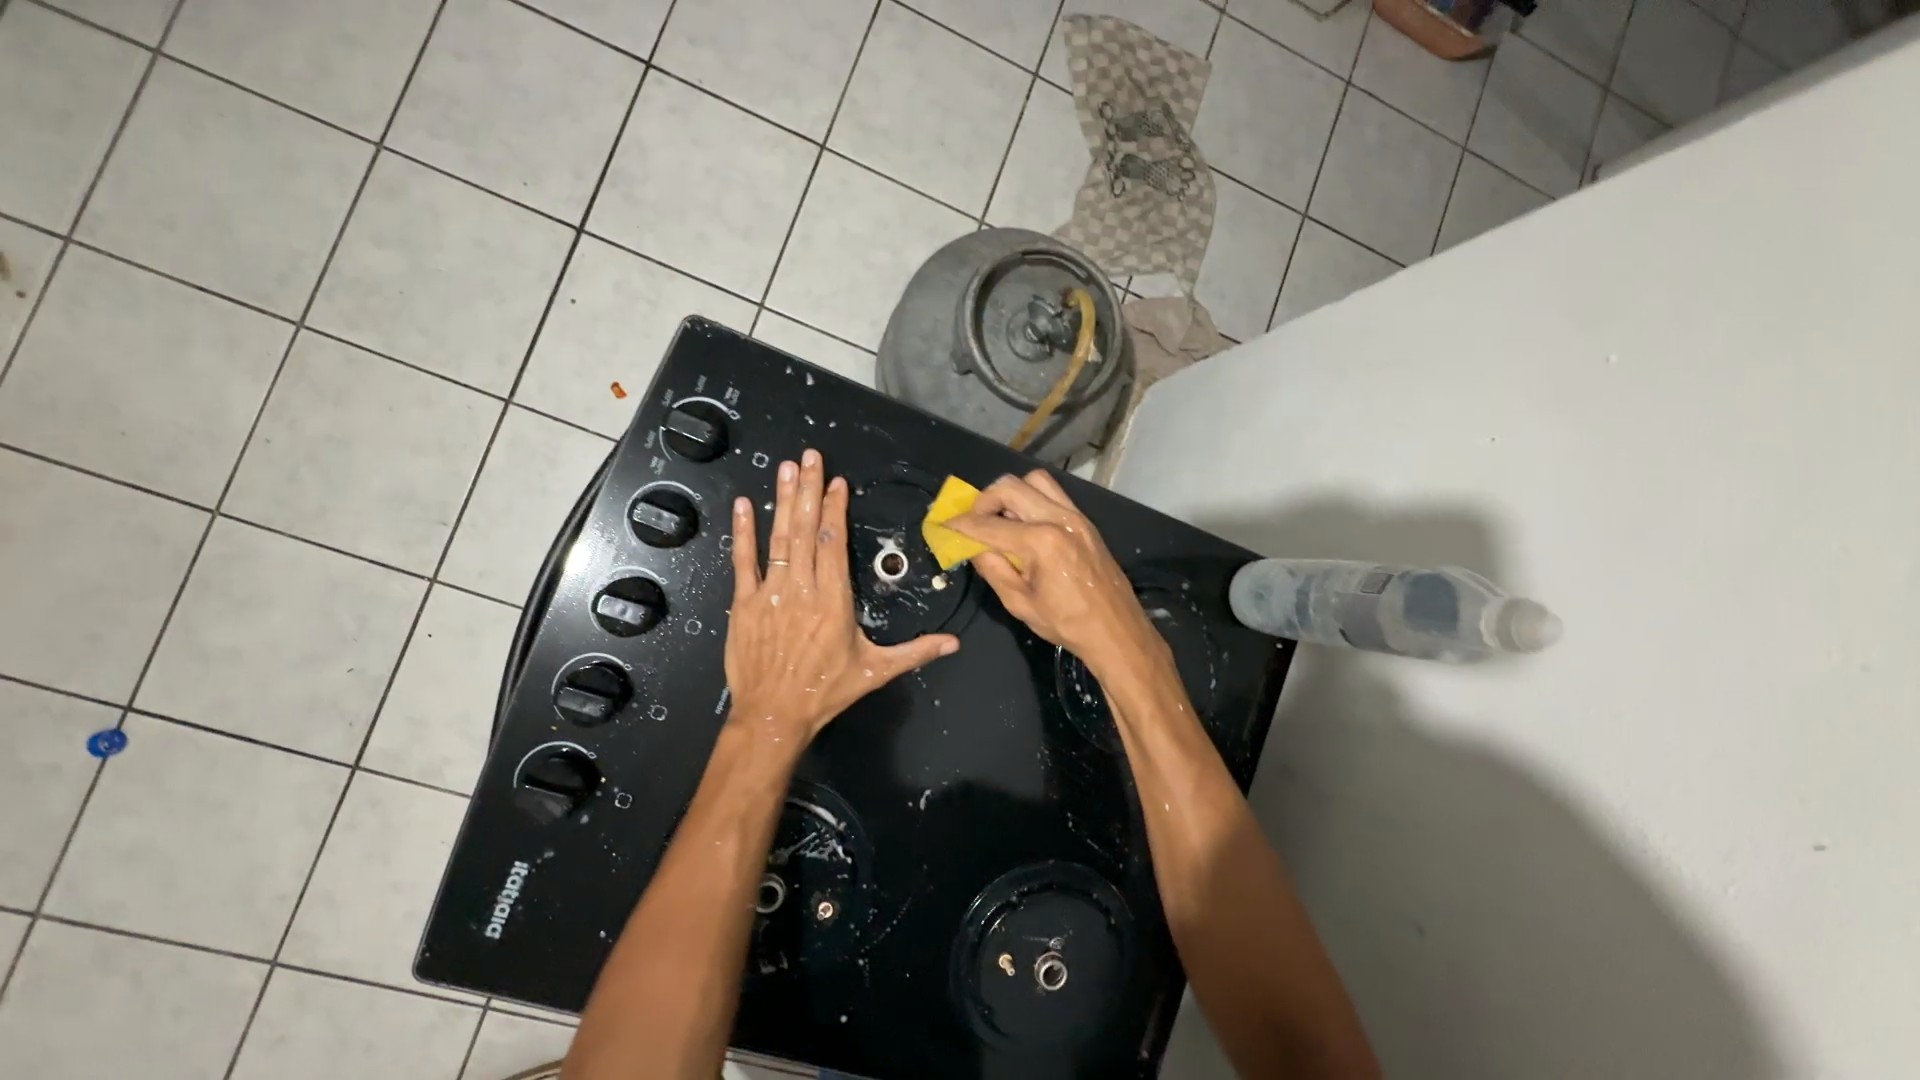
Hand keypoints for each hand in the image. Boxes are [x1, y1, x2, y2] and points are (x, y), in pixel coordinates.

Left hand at [725, 448, 958, 743]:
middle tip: (810, 456)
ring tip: (787, 469)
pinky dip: (743, 532)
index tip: (837, 483)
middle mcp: (803, 588)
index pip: (834, 543)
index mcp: (834, 600)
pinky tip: (744, 505)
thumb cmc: (826, 692)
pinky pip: (744, 561)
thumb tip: (954, 643)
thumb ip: (915, 651)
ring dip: (783, 501)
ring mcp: (771, 593)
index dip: (836, 509)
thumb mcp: (876, 671)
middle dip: (809, 490)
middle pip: (807, 530)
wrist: (773, 716)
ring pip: (779, 538)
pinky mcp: (744, 603)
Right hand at [946, 470, 1164, 676]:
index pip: (988, 525)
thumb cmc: (1066, 623)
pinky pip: (1053, 494)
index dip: (961, 525)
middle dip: (984, 501)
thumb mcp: (1019, 603)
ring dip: (1011, 494)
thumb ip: (993, 569)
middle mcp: (1059, 519)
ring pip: (1034, 481)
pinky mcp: (1085, 521)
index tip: (944, 525)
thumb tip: (973, 547)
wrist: (1115, 630)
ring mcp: (1075, 516)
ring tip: (1002, 520)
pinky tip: (1025, 525)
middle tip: (974, 523)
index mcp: (1041, 542)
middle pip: (1009, 487)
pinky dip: (1032, 499)